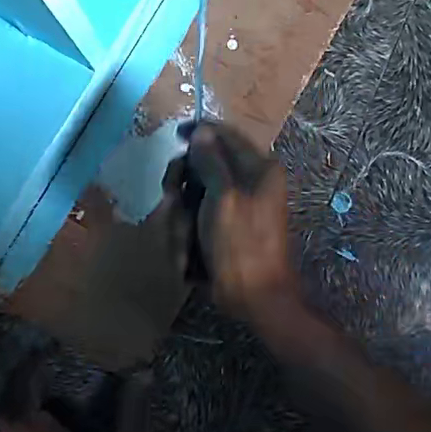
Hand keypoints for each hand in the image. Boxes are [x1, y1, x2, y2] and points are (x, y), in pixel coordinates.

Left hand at [0, 358, 150, 431]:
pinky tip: (21, 431)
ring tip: (21, 399)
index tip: (40, 358)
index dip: (27, 379)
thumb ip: (133, 412)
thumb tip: (142, 373)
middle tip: (31, 374)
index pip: (24, 406)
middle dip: (13, 392)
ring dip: (4, 414)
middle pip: (3, 418)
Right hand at [183, 123, 298, 321]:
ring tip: (185, 247)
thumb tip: (201, 131)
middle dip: (181, 190)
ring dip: (180, 223)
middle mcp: (248, 183)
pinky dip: (186, 240)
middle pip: (201, 167)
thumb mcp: (224, 198)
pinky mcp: (222, 231)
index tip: (175, 138)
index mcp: (258, 169)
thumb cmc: (242, 246)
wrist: (256, 300)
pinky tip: (187, 260)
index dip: (200, 133)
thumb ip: (211, 162)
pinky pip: (194, 222)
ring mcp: (234, 209)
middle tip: (172, 203)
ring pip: (191, 199)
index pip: (225, 135)